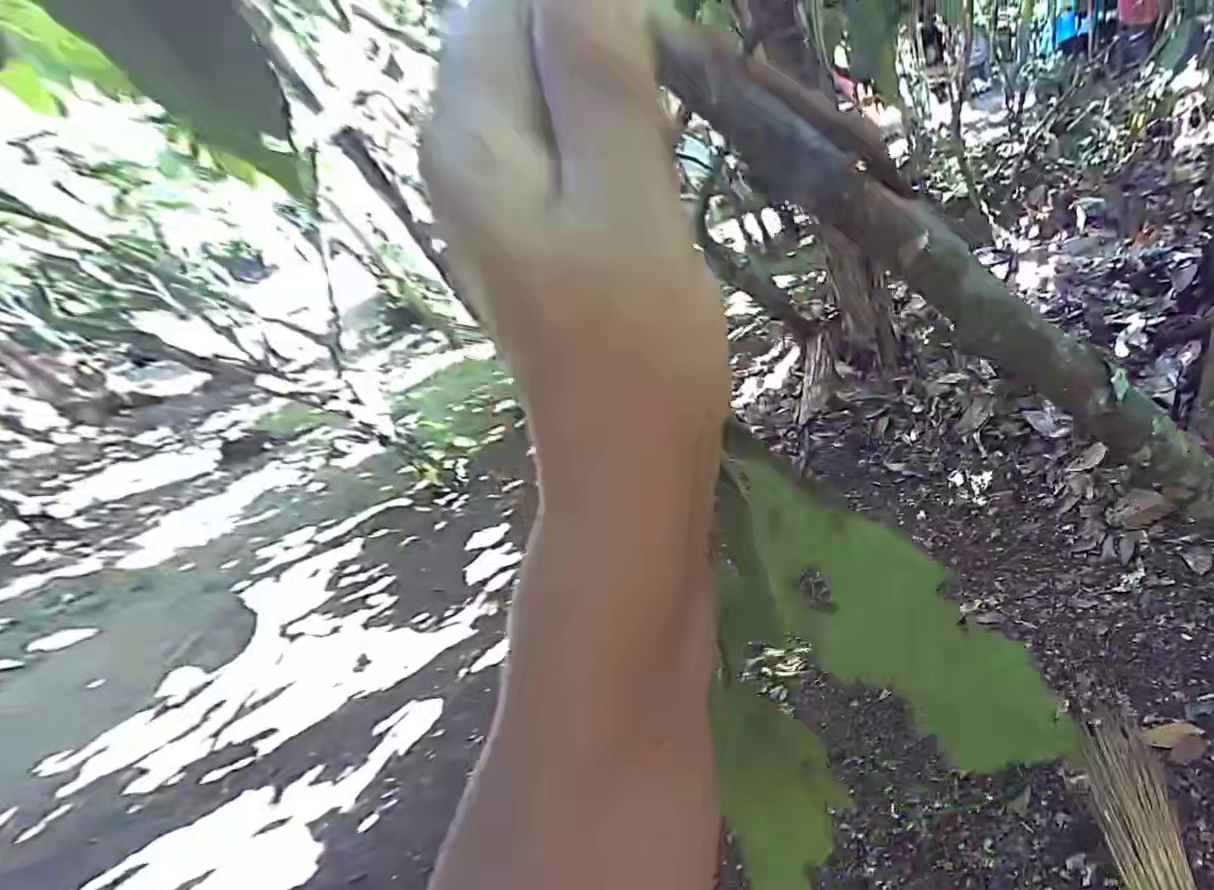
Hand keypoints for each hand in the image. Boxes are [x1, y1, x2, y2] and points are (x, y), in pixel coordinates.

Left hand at [423, 0, 726, 489]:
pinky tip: (659, 179)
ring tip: (680, 139)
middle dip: (608, 50)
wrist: (634, 461)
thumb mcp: (630, 209)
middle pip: (523, 48)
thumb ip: (601, 84)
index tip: (680, 55)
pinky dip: (620, 151)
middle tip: (689, 99)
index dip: (597, 8)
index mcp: (472, 135)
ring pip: (554, 107)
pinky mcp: (545, 246)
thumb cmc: (642, 348)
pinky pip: (573, 163)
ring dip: (620, 101)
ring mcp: (504, 208)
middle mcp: (467, 158)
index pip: (510, 5)